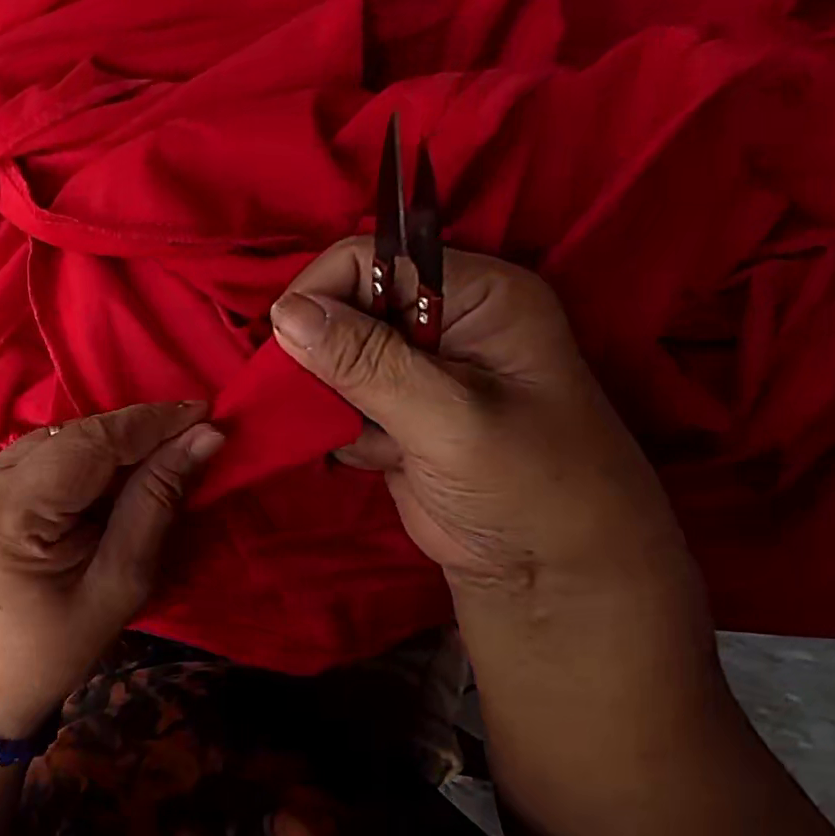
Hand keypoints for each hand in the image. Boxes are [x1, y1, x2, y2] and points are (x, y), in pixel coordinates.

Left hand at [0, 402, 224, 738]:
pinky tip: (126, 466)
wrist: (8, 660)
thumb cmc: (66, 637)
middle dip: (138, 433)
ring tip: (167, 450)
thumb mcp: (124, 579)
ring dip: (119, 442)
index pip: (87, 445)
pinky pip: (54, 448)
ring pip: (66, 435)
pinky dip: (95, 453)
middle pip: (75, 434)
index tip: (205, 413)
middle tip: (196, 433)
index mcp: (9, 513)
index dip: (148, 424)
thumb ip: (157, 501)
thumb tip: (204, 437)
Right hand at [269, 238, 696, 602]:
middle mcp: (442, 321)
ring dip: (322, 395)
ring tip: (357, 435)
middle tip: (315, 400)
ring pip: (330, 356)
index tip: (286, 347)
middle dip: (316, 351)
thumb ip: (367, 363)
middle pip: (342, 306)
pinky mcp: (392, 412)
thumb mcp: (451, 419)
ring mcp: (415, 370)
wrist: (550, 574)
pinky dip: (333, 426)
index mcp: (476, 295)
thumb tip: (284, 314)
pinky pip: (335, 400)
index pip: (372, 261)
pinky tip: (371, 456)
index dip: (320, 293)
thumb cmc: (531, 487)